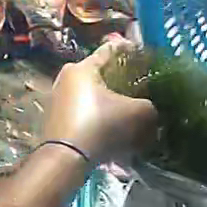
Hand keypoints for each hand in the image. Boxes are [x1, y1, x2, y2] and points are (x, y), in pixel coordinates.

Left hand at [42, 38, 156, 162]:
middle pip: (99, 72)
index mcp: (82, 68)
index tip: (147, 57)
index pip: (110, 49)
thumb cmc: (101, 126)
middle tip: (141, 85)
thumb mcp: (138, 113)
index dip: (131, 50)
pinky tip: (112, 124)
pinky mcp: (55, 117)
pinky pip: (82, 109)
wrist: (66, 157)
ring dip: (109, 98)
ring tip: (129, 107)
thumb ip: (150, 105)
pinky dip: (97, 113)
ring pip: (90, 92)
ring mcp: (57, 97)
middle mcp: (66, 77)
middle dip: (120, 78)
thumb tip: (151, 108)